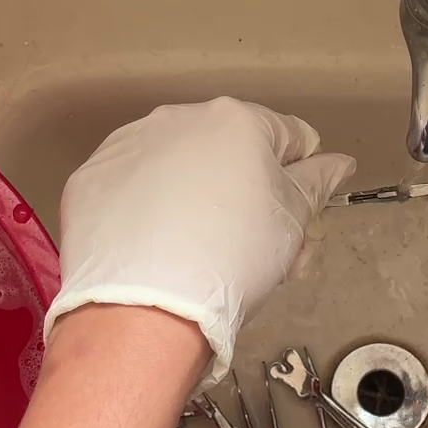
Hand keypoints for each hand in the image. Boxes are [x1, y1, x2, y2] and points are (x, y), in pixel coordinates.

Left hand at [44, 97, 355, 388]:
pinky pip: (130, 189)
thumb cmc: (234, 259)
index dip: (300, 178)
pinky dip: (145, 211)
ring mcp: (127, 147)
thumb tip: (338, 161)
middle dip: (246, 191)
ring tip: (193, 253)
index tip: (293, 218)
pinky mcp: (89, 180)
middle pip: (228, 151)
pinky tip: (151, 249)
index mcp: (237, 121)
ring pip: (176, 166)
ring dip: (194, 196)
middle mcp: (178, 119)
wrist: (146, 308)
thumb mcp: (292, 223)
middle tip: (249, 248)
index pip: (289, 137)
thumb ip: (318, 182)